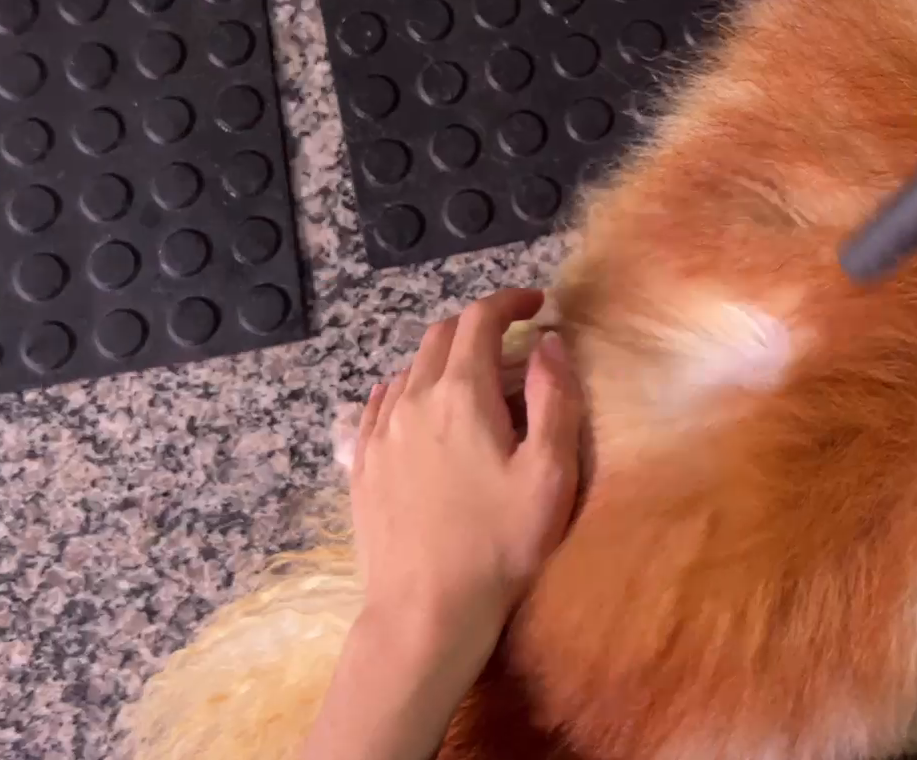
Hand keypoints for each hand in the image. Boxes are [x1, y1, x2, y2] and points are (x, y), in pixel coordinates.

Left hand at [349, 289, 582, 663]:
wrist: (424, 615)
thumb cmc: (500, 543)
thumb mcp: (550, 471)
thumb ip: (555, 396)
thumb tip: (549, 342)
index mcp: (461, 393)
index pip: (480, 319)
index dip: (510, 301)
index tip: (536, 304)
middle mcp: (413, 399)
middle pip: (441, 334)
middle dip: (479, 324)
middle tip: (513, 340)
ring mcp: (379, 432)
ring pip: (410, 367)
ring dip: (446, 356)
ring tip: (476, 378)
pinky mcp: (360, 463)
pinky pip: (381, 402)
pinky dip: (410, 386)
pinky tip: (423, 408)